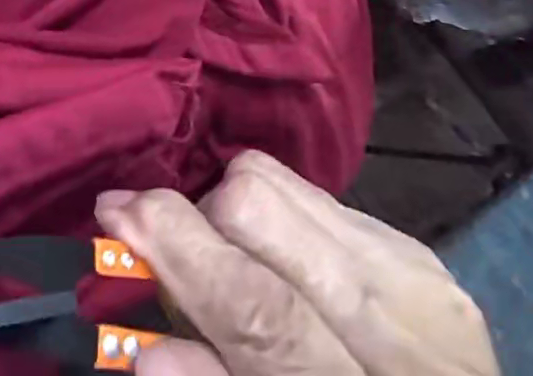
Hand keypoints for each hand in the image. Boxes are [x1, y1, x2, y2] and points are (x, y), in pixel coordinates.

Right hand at [96, 151, 498, 375]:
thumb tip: (142, 350)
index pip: (255, 307)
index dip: (176, 249)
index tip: (114, 211)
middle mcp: (398, 329)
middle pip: (264, 210)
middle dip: (195, 212)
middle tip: (172, 245)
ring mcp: (416, 278)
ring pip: (285, 183)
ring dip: (232, 209)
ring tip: (228, 252)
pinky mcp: (419, 252)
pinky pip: (317, 196)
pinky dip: (278, 218)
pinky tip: (284, 262)